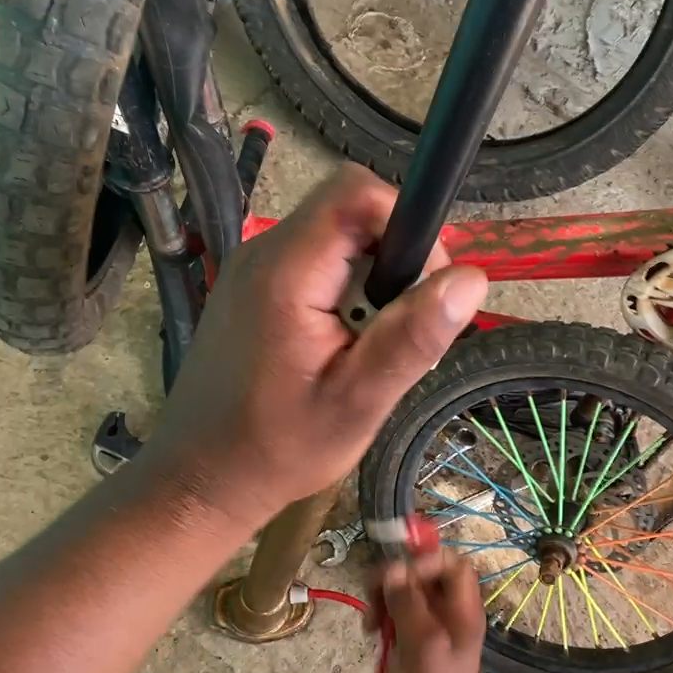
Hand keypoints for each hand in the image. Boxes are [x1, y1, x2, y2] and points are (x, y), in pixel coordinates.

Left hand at [136, 165, 488, 526]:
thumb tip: (471, 279)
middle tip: (402, 328)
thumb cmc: (279, 448)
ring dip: (373, 279)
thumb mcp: (358, 402)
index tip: (427, 286)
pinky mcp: (253, 287)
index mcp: (286, 272)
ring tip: (373, 345)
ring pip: (337, 237)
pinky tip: (344, 345)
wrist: (201, 479)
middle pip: (349, 211)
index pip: (357, 193)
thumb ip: (411, 338)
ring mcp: (253, 267)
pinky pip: (316, 261)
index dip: (407, 224)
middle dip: (395, 258)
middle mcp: (263, 252)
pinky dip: (347, 290)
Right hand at [379, 550, 485, 672]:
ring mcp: (430, 630)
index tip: (396, 578)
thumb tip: (394, 568)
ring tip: (370, 623)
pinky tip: (371, 634)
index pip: (451, 563)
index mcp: (464, 611)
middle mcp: (450, 615)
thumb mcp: (420, 645)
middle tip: (373, 599)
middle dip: (396, 579)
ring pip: (407, 592)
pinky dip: (382, 616)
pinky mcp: (411, 645)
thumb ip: (408, 603)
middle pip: (425, 573)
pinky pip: (397, 614)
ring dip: (384, 597)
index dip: (424, 561)